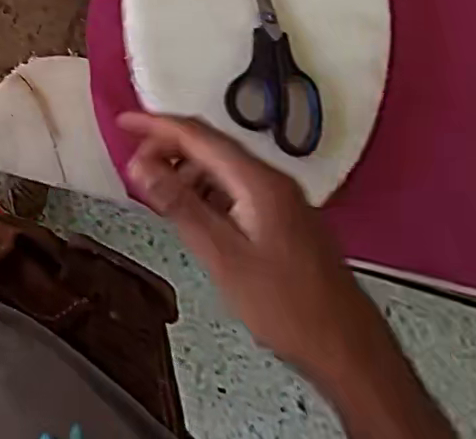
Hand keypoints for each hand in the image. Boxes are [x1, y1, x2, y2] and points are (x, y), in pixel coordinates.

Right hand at [118, 112, 375, 373]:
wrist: (349, 352)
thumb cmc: (289, 308)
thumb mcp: (222, 255)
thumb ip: (179, 204)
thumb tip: (141, 166)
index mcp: (257, 181)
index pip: (197, 134)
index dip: (156, 124)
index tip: (125, 122)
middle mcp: (271, 180)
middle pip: (209, 145)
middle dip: (167, 146)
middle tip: (135, 162)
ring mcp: (279, 198)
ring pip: (221, 166)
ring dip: (184, 168)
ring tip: (156, 188)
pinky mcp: (281, 218)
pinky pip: (233, 186)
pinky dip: (204, 188)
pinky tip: (190, 209)